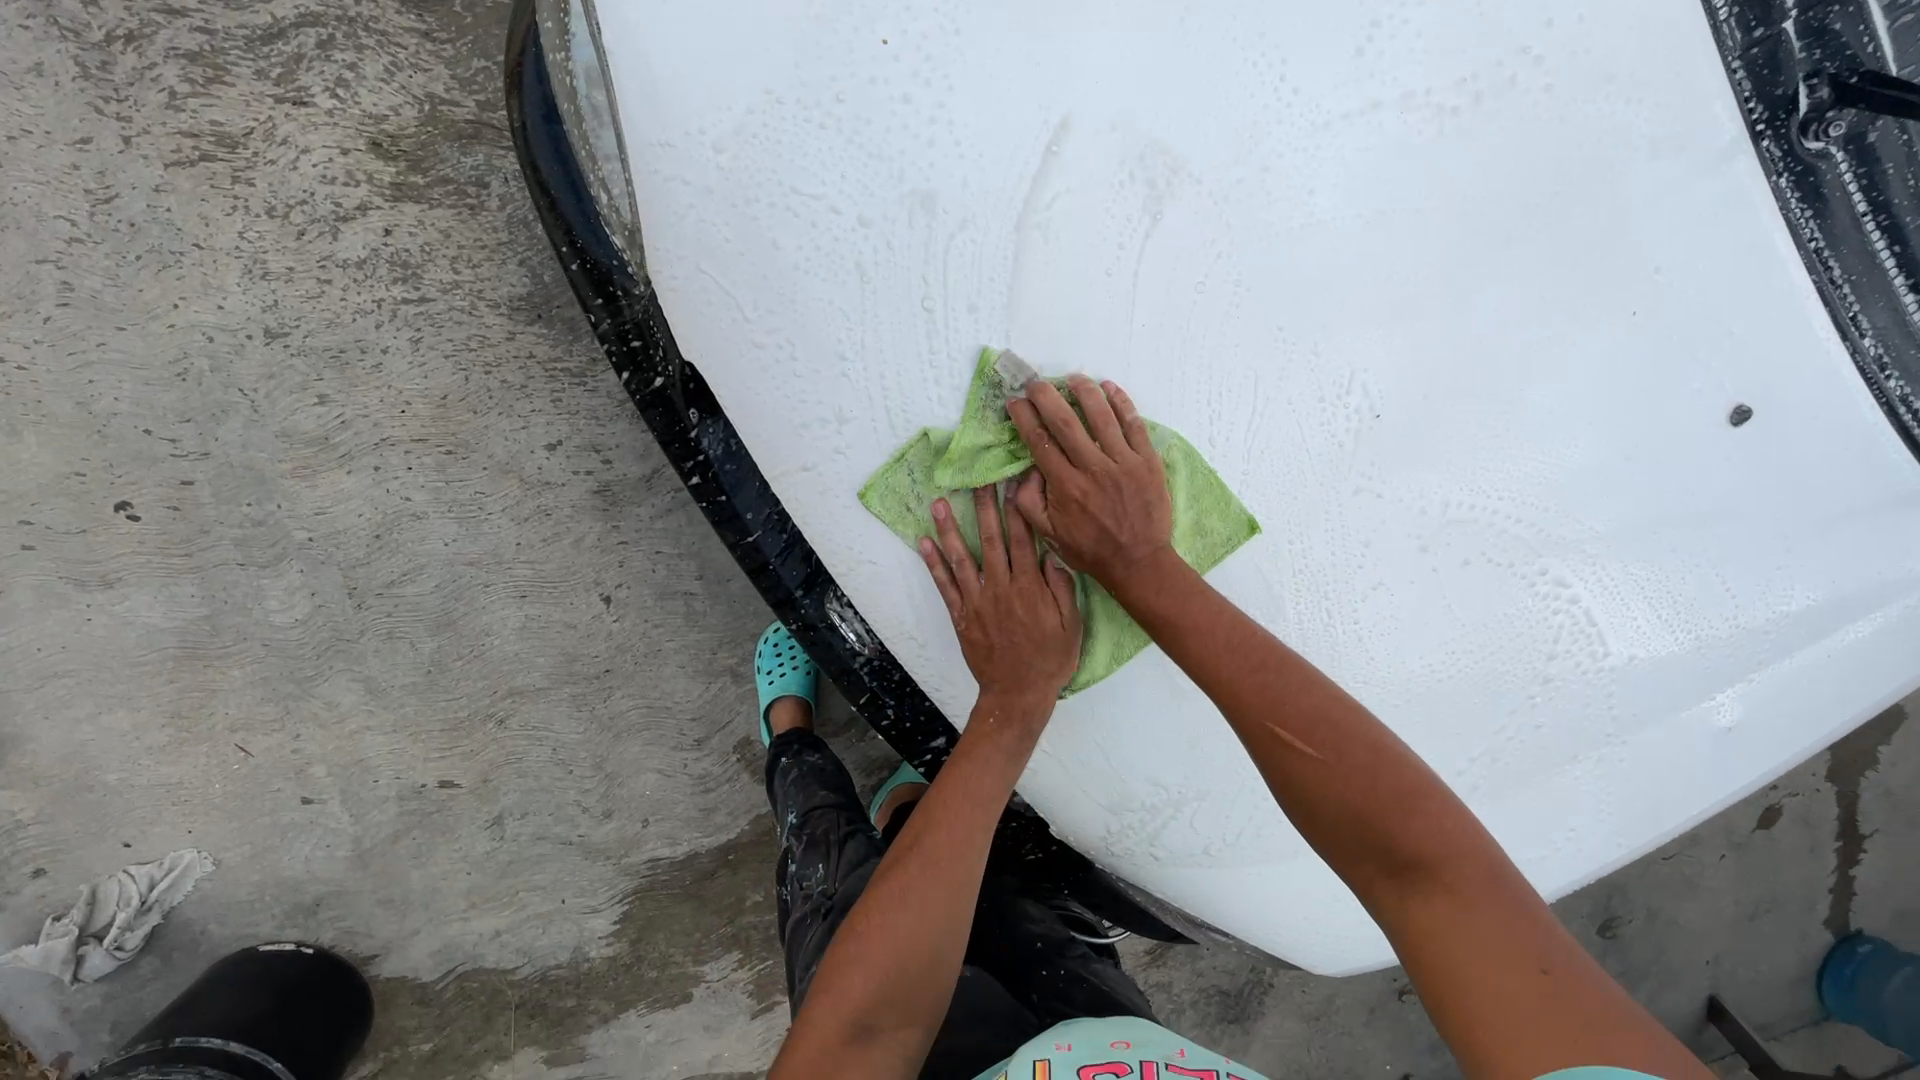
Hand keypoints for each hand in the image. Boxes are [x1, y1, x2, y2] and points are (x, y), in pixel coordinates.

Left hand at [920, 485, 1082, 705]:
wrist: (1018, 694)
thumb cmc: (1050, 660)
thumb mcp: (1072, 625)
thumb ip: (1062, 588)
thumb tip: (1053, 554)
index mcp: (1030, 586)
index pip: (1024, 537)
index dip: (1019, 507)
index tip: (1014, 482)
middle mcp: (1001, 587)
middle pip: (991, 538)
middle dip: (984, 506)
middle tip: (978, 478)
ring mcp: (978, 601)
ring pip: (962, 557)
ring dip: (950, 528)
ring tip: (940, 502)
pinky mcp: (962, 615)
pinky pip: (944, 585)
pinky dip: (933, 563)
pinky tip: (924, 542)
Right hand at [1007, 376, 1173, 586]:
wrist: (1138, 561)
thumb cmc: (1090, 549)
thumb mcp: (1049, 534)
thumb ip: (1030, 503)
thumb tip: (1025, 472)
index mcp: (1066, 486)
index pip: (1039, 442)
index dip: (1024, 418)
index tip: (1015, 403)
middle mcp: (1092, 469)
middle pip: (1065, 422)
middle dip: (1047, 397)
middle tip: (1036, 382)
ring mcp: (1123, 463)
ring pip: (1101, 416)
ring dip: (1084, 392)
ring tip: (1073, 379)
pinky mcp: (1147, 462)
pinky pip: (1134, 425)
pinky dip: (1122, 403)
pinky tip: (1110, 388)